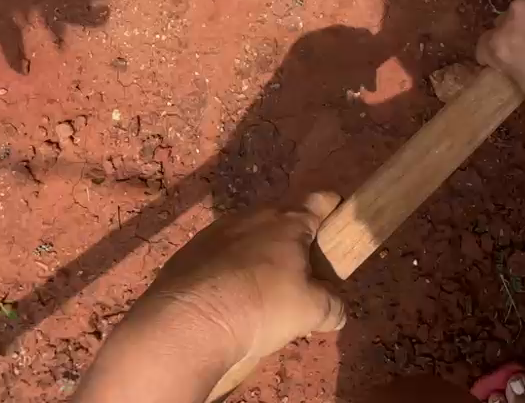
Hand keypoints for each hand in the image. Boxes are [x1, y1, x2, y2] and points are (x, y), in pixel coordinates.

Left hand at [125, 192, 346, 364]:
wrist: (185, 324)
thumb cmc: (260, 306)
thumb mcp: (309, 312)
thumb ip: (331, 307)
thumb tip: (339, 312)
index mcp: (291, 221)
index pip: (322, 200)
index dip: (334, 209)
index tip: (337, 225)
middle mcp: (257, 214)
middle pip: (285, 217)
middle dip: (294, 240)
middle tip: (298, 273)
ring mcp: (220, 229)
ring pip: (250, 233)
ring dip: (258, 252)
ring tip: (257, 289)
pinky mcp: (190, 249)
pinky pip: (219, 252)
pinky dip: (227, 267)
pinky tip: (224, 297)